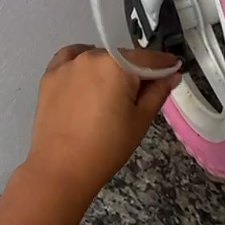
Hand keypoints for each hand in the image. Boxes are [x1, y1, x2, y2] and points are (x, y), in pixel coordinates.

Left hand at [18, 45, 180, 202]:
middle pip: (121, 58)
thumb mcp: (140, 121)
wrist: (61, 168)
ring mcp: (68, 63)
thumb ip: (157, 92)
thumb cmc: (107, 147)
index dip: (164, 63)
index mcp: (117, 65)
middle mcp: (92, 55)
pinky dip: (81, 63)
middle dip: (134, 71)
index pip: (147, 58)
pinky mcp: (50, 74)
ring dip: (108, 68)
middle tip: (139, 94)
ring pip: (97, 57)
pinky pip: (70, 58)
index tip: (174, 66)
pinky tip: (85, 79)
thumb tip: (171, 74)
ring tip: (108, 94)